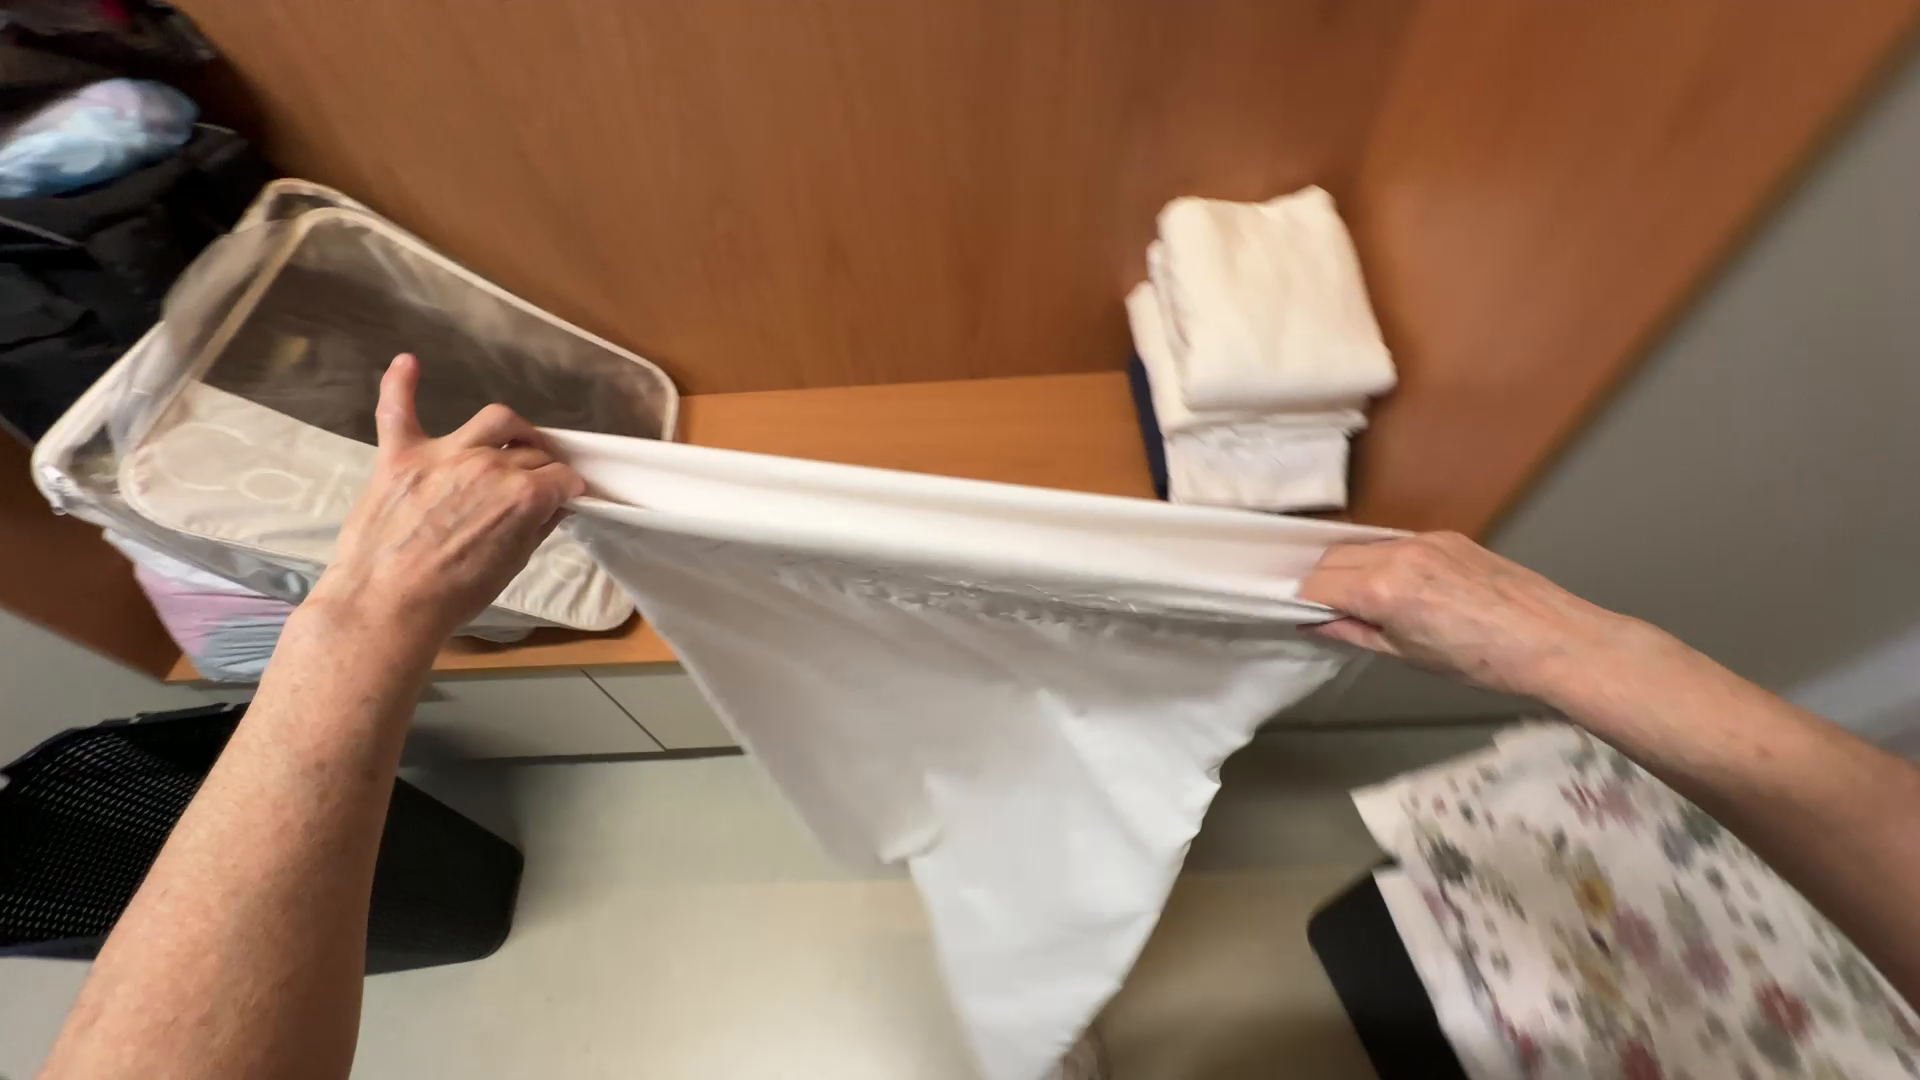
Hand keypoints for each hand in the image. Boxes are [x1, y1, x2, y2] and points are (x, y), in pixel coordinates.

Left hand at [310, 353, 585, 641]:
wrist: (387, 605)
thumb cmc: (457, 592)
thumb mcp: (515, 561)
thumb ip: (539, 523)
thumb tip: (556, 503)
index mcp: (524, 494)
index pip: (564, 478)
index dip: (570, 489)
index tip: (568, 498)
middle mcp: (489, 465)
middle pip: (533, 452)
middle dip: (544, 468)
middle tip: (539, 485)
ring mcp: (443, 455)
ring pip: (494, 420)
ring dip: (514, 429)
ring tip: (514, 440)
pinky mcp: (399, 456)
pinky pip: (398, 410)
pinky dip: (401, 384)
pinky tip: (409, 362)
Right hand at [1298, 531, 1647, 699]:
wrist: (1556, 641)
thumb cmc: (1481, 660)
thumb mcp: (1406, 654)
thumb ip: (1353, 632)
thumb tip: (1317, 622)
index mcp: (1382, 589)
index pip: (1316, 583)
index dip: (1305, 601)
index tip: (1308, 615)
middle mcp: (1396, 555)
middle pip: (1331, 557)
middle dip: (1322, 581)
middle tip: (1333, 609)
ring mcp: (1423, 541)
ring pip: (1361, 545)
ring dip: (1350, 566)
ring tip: (1367, 597)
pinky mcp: (1445, 537)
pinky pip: (1394, 542)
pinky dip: (1382, 559)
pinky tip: (1402, 584)